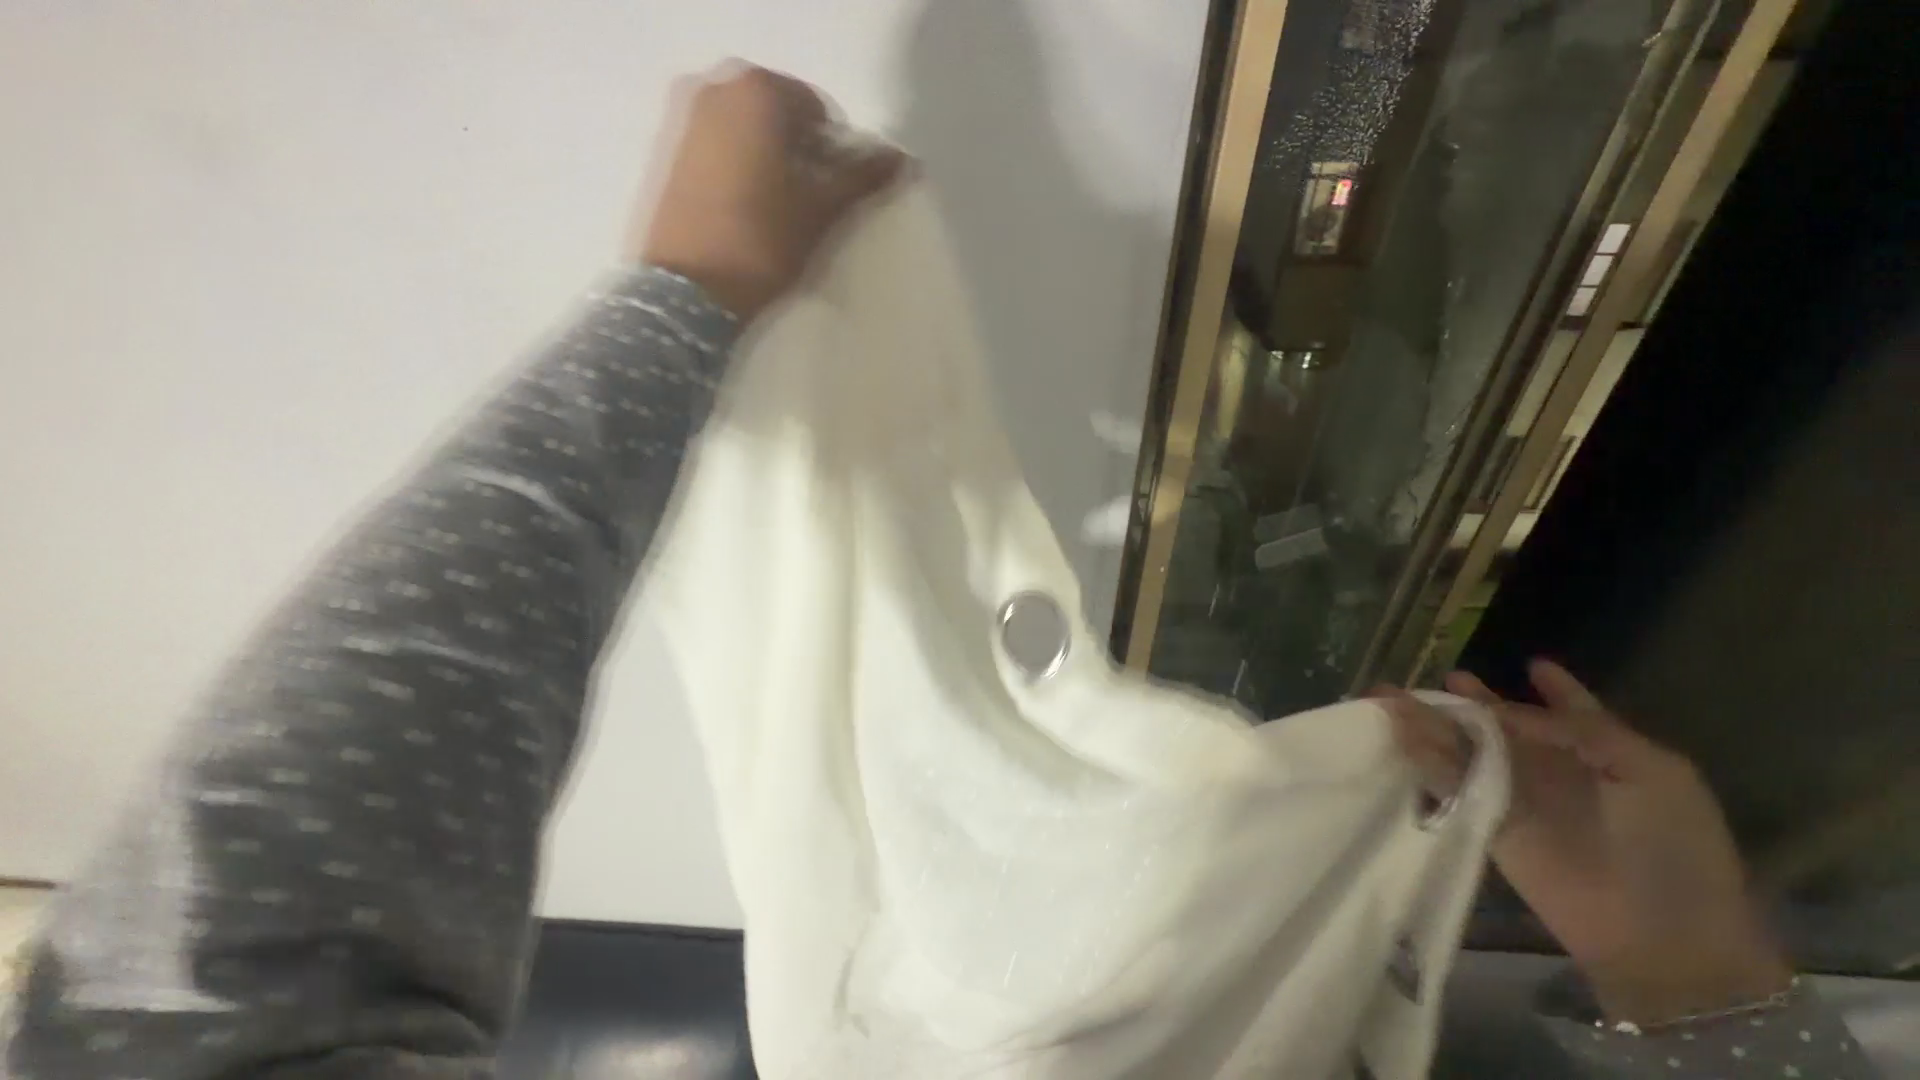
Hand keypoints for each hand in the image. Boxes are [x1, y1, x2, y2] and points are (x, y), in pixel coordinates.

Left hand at [631, 63, 907, 320]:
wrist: (688, 291)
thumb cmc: (762, 242)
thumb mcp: (821, 211)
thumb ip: (862, 177)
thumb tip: (901, 158)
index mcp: (758, 90)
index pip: (818, 111)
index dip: (833, 152)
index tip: (832, 192)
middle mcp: (716, 88)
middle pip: (779, 115)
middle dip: (799, 151)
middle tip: (807, 200)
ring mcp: (685, 117)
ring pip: (748, 130)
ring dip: (770, 159)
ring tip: (777, 208)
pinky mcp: (666, 151)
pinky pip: (719, 146)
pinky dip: (739, 166)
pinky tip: (745, 209)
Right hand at [1377, 660, 1792, 1024]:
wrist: (1660, 937)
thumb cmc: (1672, 848)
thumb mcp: (1651, 772)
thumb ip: (1585, 730)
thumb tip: (1512, 711)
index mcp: (1602, 754)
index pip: (1569, 712)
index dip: (1552, 688)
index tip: (1530, 663)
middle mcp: (1555, 771)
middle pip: (1504, 727)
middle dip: (1472, 701)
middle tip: (1441, 678)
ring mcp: (1519, 799)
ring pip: (1468, 750)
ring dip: (1433, 725)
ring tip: (1391, 699)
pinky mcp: (1490, 827)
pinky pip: (1453, 786)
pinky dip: (1425, 761)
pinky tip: (1400, 735)